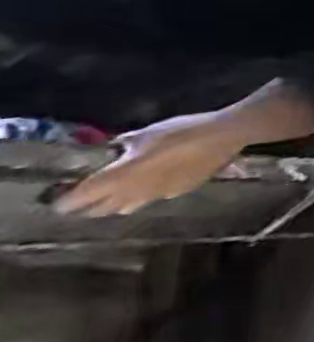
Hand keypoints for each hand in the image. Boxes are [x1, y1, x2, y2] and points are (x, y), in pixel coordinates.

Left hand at [54, 112, 248, 216]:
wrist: (227, 134)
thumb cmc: (181, 131)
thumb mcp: (145, 133)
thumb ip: (122, 146)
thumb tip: (111, 150)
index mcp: (114, 179)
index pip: (73, 201)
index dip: (61, 201)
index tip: (57, 194)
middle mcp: (132, 193)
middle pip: (99, 210)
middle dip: (89, 206)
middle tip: (88, 194)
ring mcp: (159, 195)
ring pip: (127, 207)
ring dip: (120, 202)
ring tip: (124, 189)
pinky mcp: (182, 191)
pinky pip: (157, 197)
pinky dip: (151, 192)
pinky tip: (162, 178)